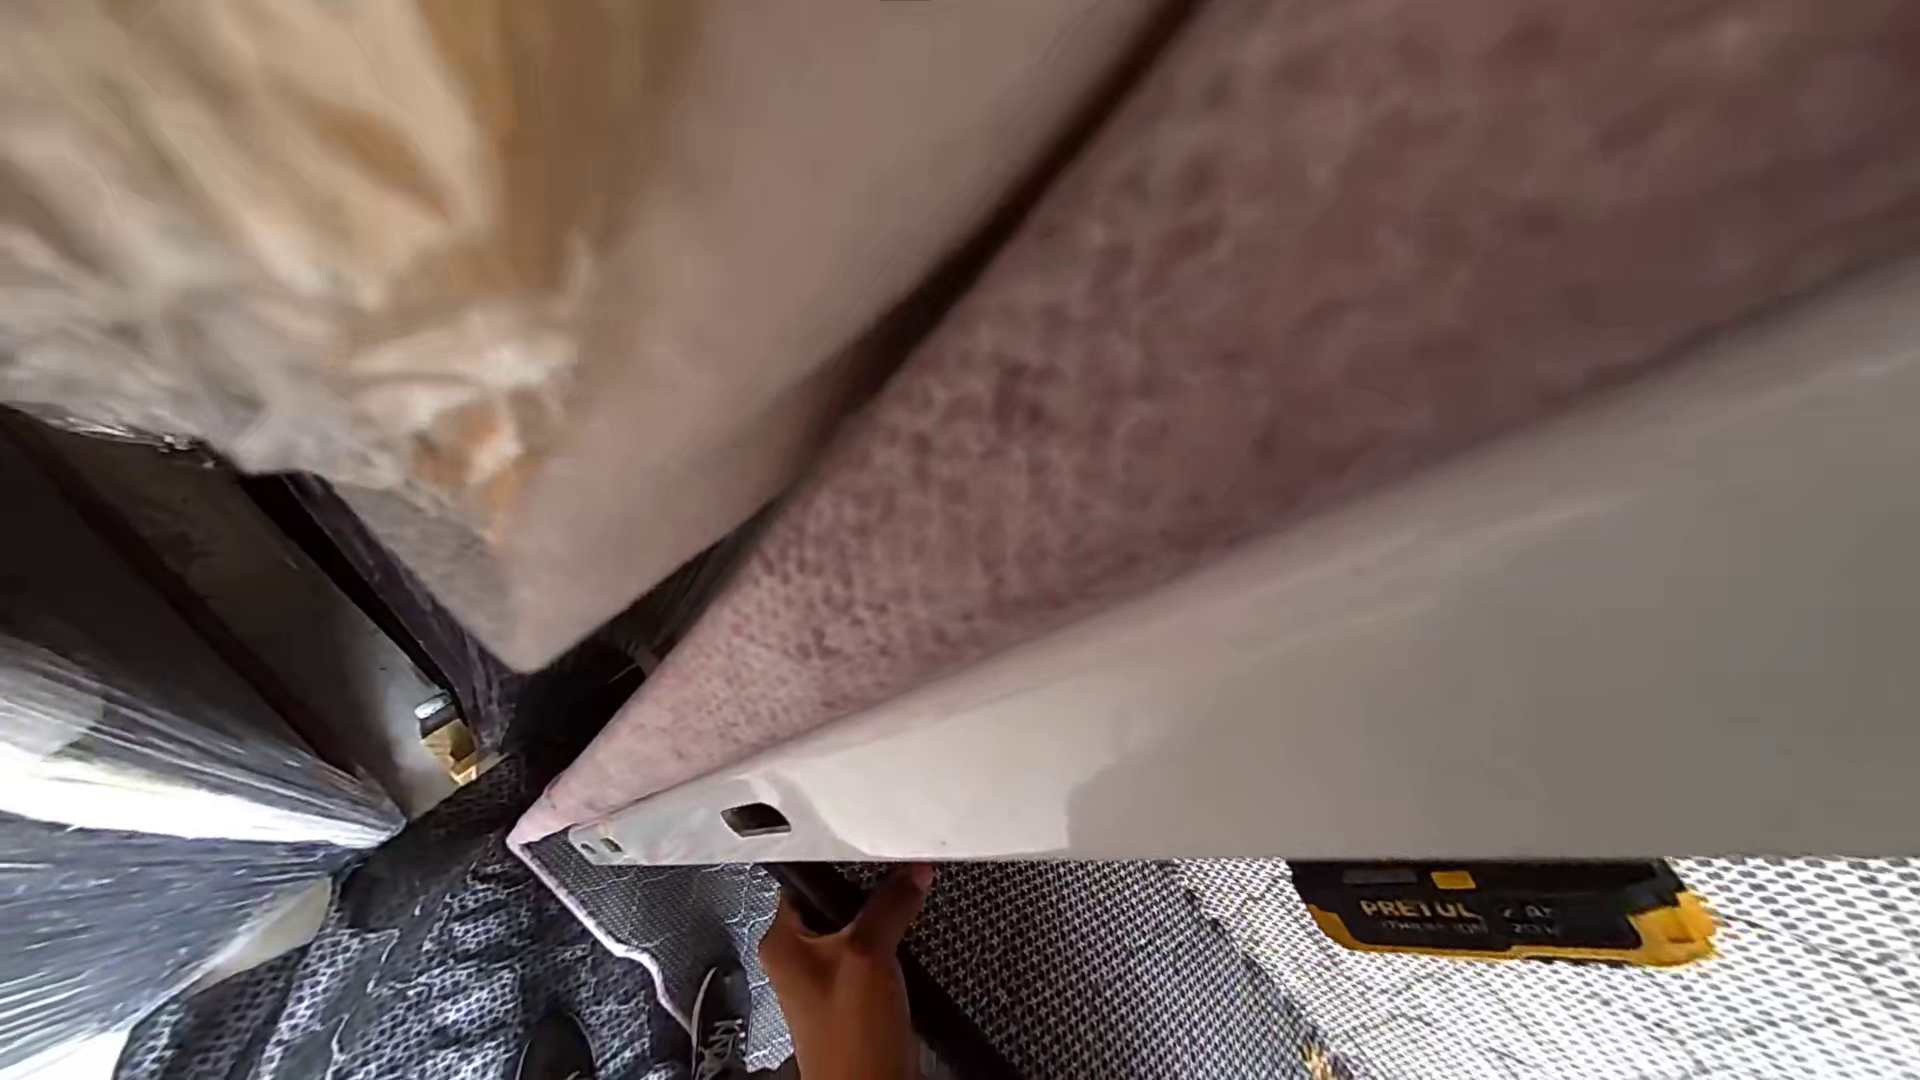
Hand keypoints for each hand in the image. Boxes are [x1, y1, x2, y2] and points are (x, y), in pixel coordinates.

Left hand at [758, 864, 933, 1079]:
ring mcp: (829, 972)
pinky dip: (892, 928)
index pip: (802, 878)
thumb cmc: (850, 1033)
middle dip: (866, 880)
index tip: (864, 833)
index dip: (834, 856)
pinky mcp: (856, 987)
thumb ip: (890, 903)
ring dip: (883, 905)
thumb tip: (914, 869)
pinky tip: (911, 911)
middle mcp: (801, 954)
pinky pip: (873, 943)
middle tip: (893, 852)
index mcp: (783, 941)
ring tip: (907, 874)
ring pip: (857, 920)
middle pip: (834, 897)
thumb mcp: (868, 952)